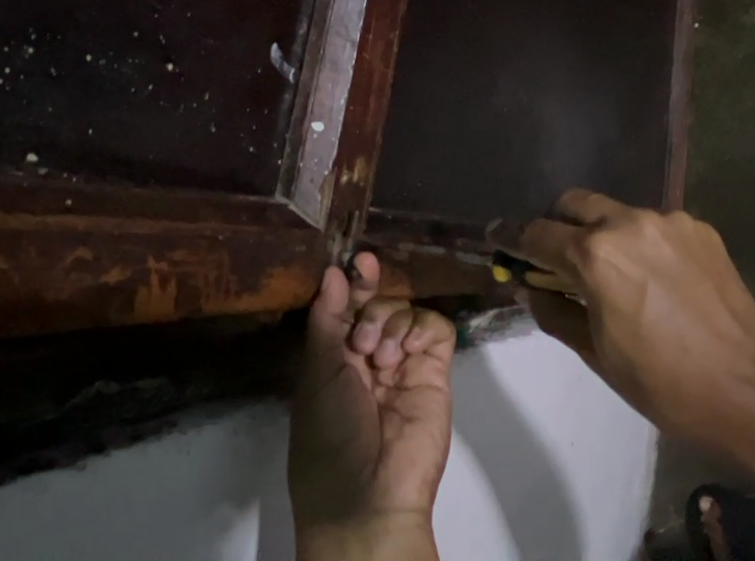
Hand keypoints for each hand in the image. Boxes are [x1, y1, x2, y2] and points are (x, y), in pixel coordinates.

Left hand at [289, 253, 455, 560]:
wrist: (368, 493)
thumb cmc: (329, 435)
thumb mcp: (317, 375)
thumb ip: (329, 320)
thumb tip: (335, 272)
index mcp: (337, 360)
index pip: (350, 308)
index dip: (356, 283)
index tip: (360, 261)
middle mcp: (372, 357)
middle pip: (380, 303)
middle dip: (373, 300)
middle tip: (363, 320)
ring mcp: (406, 363)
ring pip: (406, 310)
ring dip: (389, 322)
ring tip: (379, 359)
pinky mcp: (436, 371)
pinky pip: (435, 328)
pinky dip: (420, 327)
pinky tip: (405, 350)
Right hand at [509, 189, 754, 441]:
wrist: (746, 385)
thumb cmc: (662, 382)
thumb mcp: (596, 353)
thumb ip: (554, 311)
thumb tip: (526, 287)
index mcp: (596, 255)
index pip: (538, 233)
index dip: (511, 236)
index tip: (496, 236)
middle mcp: (629, 223)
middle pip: (575, 202)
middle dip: (556, 222)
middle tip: (553, 255)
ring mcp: (669, 221)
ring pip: (618, 212)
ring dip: (602, 233)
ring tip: (612, 273)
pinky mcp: (700, 228)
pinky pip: (655, 225)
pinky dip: (641, 242)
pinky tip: (654, 278)